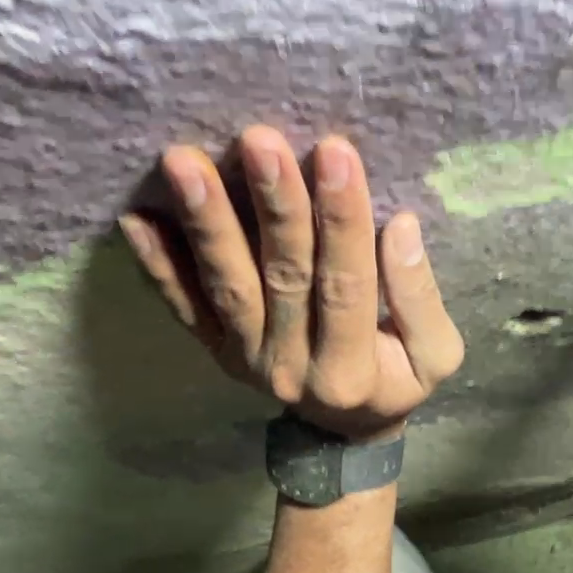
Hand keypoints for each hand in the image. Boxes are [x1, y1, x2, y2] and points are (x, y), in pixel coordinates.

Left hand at [119, 127, 464, 440]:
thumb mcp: (435, 356)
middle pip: (284, 277)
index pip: (348, 286)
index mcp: (350, 370)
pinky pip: (184, 308)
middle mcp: (290, 366)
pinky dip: (158, 265)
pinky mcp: (216, 349)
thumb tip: (400, 226)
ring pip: (228, 286)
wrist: (344, 431)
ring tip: (185, 163)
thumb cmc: (396, 381)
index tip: (338, 152)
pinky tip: (136, 219)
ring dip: (207, 223)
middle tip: (260, 141)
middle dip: (275, 207)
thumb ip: (421, 298)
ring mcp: (245, 358)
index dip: (343, 222)